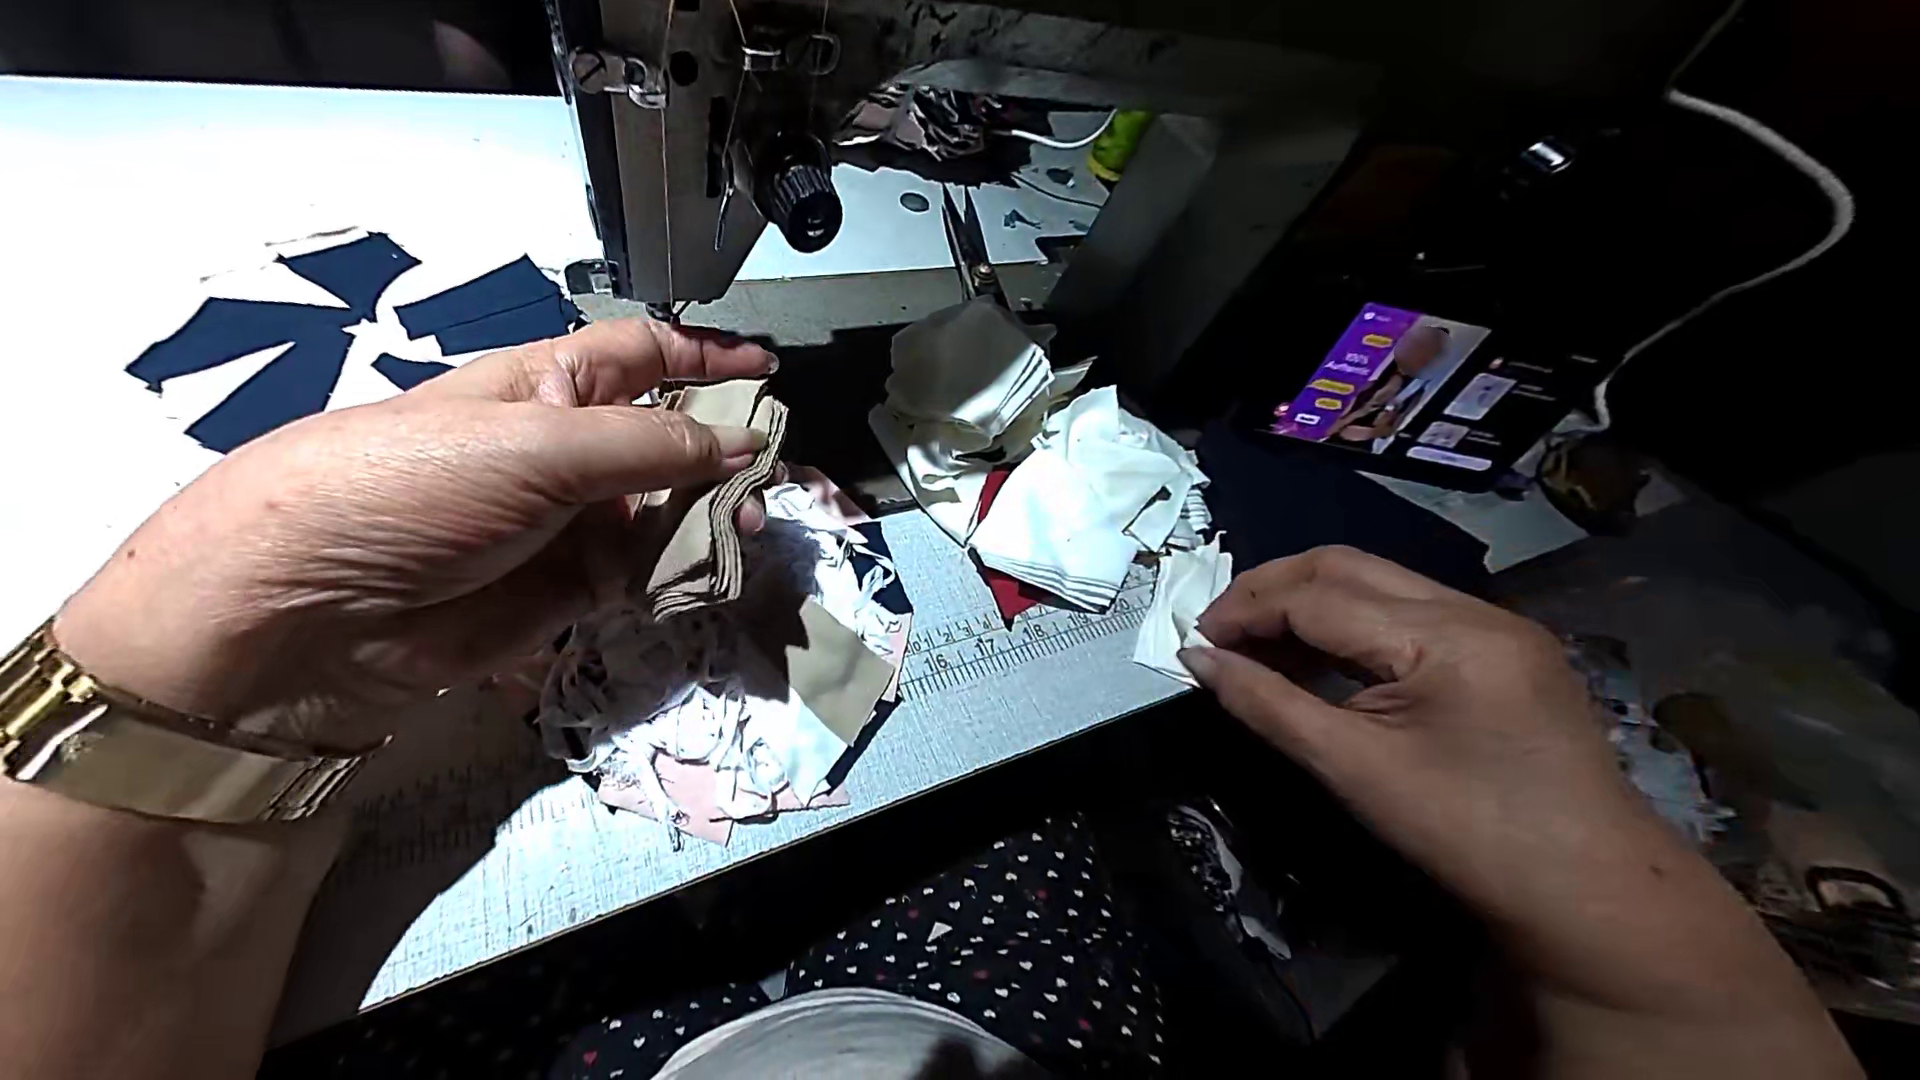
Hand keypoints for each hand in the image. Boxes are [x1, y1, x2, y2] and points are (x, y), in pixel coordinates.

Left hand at [53, 319, 775, 748]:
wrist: (317, 623)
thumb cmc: (416, 490)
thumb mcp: (538, 445)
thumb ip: (654, 442)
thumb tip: (745, 440)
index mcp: (554, 387)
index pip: (646, 353)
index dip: (708, 354)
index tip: (768, 369)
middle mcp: (577, 448)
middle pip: (676, 433)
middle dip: (727, 445)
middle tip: (767, 468)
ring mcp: (585, 516)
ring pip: (677, 502)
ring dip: (719, 510)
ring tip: (745, 525)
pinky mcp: (591, 578)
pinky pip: (660, 562)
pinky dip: (694, 563)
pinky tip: (715, 564)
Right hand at [1181, 553, 1861, 1076]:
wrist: (1594, 899)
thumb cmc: (1465, 834)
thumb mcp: (1348, 766)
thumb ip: (1263, 702)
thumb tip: (1194, 659)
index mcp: (1445, 638)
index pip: (1316, 598)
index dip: (1246, 611)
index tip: (1196, 638)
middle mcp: (1472, 609)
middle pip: (1341, 565)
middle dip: (1267, 587)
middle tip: (1219, 626)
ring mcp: (1489, 622)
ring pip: (1368, 579)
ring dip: (1300, 599)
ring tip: (1253, 637)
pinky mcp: (1492, 643)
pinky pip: (1395, 608)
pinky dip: (1339, 620)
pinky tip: (1309, 651)